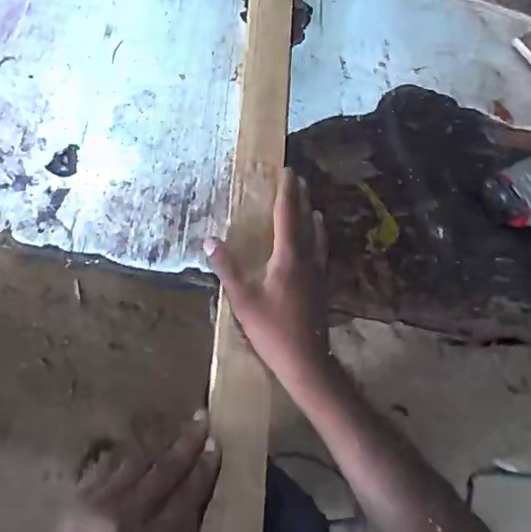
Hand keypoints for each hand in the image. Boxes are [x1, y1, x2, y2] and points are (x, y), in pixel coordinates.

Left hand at [48, 413, 220, 531]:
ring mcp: (96, 506)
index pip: (186, 499)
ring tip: (171, 442)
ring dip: (155, 455)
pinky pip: (108, 476)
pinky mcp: (74, 507)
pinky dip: (126, 469)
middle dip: (185, 446)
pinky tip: (134, 464)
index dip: (203, 472)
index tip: (216, 445)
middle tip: (202, 419)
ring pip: (134, 467)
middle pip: (163, 472)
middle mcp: (124, 516)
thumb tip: (189, 517)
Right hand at [206, 168, 333, 390]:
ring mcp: (318, 271)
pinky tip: (316, 242)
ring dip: (310, 215)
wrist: (308, 362)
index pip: (287, 213)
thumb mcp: (243, 299)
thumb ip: (227, 268)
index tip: (287, 170)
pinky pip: (321, 250)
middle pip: (306, 218)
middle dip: (300, 197)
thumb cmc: (273, 330)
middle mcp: (307, 256)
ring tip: (308, 204)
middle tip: (296, 178)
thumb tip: (209, 240)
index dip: (287, 190)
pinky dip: (317, 236)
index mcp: (289, 254)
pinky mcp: (321, 284)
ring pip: (317, 234)